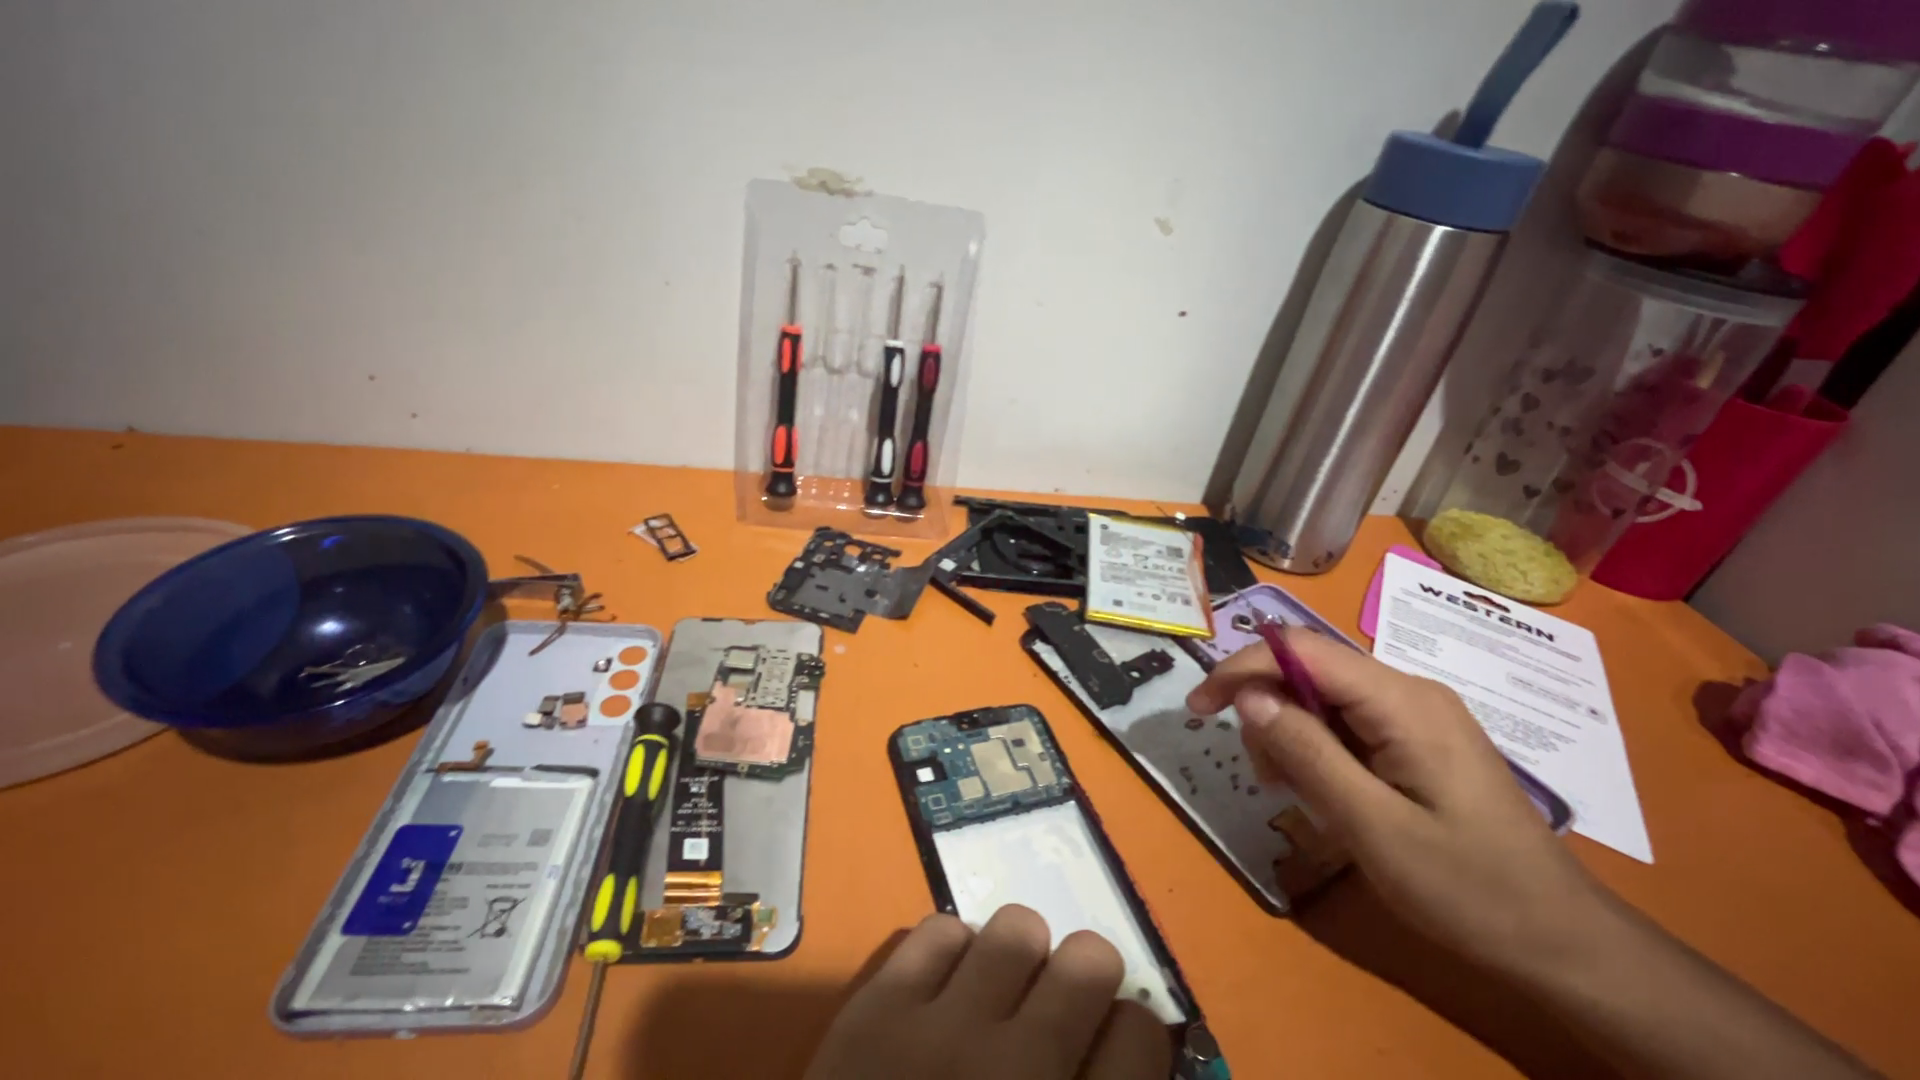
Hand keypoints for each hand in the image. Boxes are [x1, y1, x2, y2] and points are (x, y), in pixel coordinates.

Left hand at [804, 906, 1169, 1079]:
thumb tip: (1119, 1052)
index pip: (1142, 1031)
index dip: (1129, 1036)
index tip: (1107, 1049)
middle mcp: (1021, 1068)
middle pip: (1091, 959)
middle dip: (1083, 980)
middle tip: (1056, 1011)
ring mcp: (943, 1032)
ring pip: (1017, 928)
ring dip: (1018, 960)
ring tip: (999, 995)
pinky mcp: (878, 1008)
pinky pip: (941, 930)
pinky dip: (951, 956)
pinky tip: (942, 996)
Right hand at [1187, 628, 1609, 978]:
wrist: (1559, 938)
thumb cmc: (1466, 886)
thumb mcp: (1371, 825)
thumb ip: (1307, 753)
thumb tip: (1247, 696)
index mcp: (1402, 701)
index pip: (1302, 649)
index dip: (1242, 668)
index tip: (1199, 709)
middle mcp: (1410, 692)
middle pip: (1312, 669)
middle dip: (1268, 708)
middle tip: (1263, 777)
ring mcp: (1420, 716)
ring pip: (1327, 697)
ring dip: (1292, 733)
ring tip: (1291, 792)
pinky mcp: (1422, 742)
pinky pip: (1352, 724)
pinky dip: (1320, 748)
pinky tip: (1323, 792)